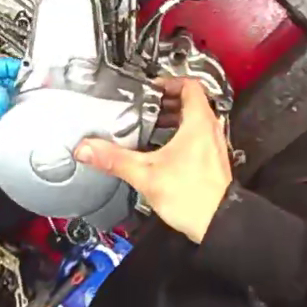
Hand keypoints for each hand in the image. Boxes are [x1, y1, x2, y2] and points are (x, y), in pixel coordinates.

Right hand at [74, 78, 232, 241]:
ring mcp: (214, 146)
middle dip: (168, 101)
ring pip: (196, 121)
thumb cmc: (193, 198)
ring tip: (153, 124)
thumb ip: (114, 159)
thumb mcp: (145, 174)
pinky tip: (163, 150)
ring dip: (175, 118)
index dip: (170, 82)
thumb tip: (88, 149)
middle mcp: (210, 131)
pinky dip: (182, 135)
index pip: (190, 86)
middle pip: (192, 102)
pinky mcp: (213, 162)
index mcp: (198, 124)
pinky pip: (198, 138)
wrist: (217, 224)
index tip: (152, 87)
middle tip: (148, 105)